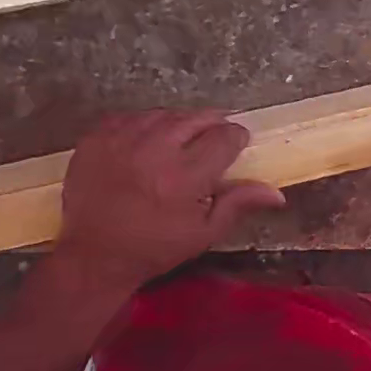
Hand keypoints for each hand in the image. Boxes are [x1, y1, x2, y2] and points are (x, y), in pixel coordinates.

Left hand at [53, 110, 285, 289]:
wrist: (93, 256)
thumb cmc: (156, 247)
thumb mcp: (204, 232)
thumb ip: (238, 204)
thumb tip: (276, 193)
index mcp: (185, 177)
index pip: (224, 138)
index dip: (236, 137)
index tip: (238, 142)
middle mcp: (155, 151)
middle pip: (196, 119)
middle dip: (212, 123)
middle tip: (216, 135)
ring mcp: (122, 141)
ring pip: (164, 114)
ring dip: (181, 122)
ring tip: (186, 136)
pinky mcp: (96, 138)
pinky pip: (132, 116)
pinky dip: (148, 123)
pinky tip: (152, 138)